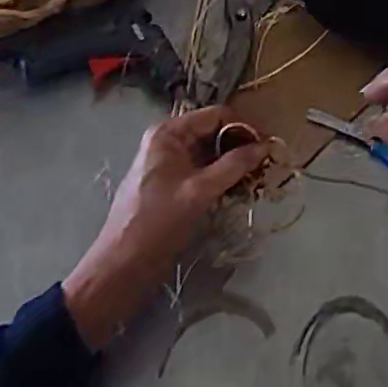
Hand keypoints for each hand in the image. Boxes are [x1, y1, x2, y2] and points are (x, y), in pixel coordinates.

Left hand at [62, 107, 265, 348]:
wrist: (119, 271)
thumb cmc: (156, 224)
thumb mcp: (200, 191)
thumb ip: (235, 165)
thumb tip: (266, 145)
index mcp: (169, 133)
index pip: (217, 115)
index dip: (245, 126)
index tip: (268, 144)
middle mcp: (168, 141)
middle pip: (215, 132)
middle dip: (240, 145)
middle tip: (265, 162)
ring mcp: (169, 162)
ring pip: (211, 152)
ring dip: (233, 162)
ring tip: (256, 176)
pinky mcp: (172, 183)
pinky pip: (203, 169)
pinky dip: (222, 175)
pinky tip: (238, 188)